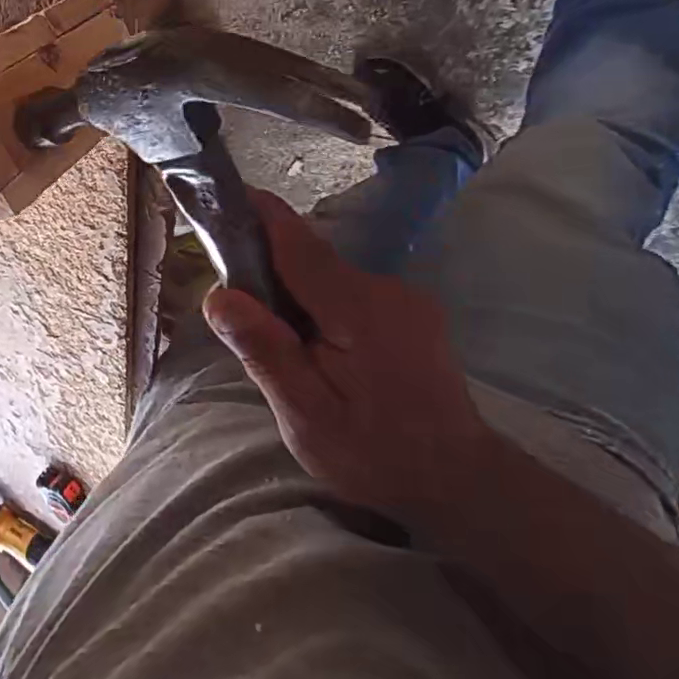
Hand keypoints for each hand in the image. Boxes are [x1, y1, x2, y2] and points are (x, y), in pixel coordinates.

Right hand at [202, 189, 501, 524]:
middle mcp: (387, 292)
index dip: (261, 217)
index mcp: (361, 312)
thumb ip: (264, 350)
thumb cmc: (374, 455)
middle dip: (263, 269)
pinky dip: (311, 304)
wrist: (459, 485)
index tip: (224, 193)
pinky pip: (340, 291)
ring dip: (286, 292)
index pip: (300, 247)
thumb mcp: (305, 413)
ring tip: (269, 339)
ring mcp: (401, 300)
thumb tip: (219, 296)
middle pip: (307, 259)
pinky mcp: (404, 312)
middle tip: (230, 308)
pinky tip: (306, 345)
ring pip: (322, 276)